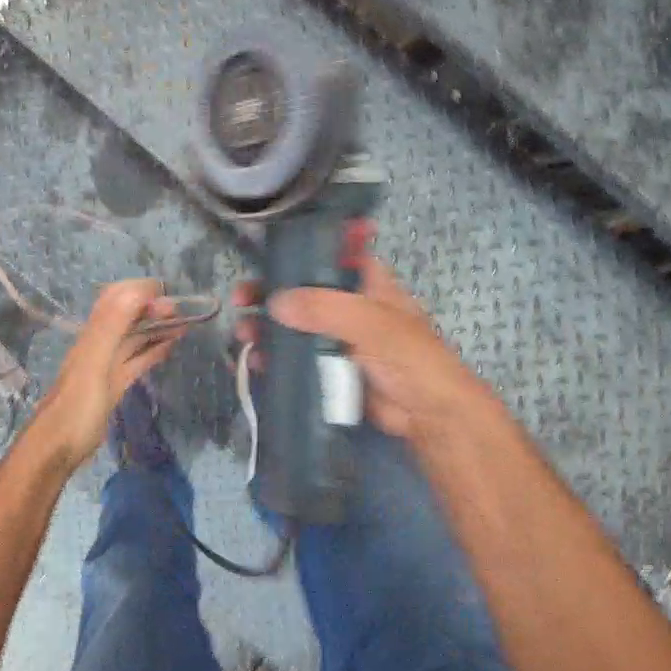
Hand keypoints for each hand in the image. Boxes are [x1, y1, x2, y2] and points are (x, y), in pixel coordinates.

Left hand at [31, 279, 185, 469]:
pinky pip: (136, 360)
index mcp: (93, 333)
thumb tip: (141, 289)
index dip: (142, 290)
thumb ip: (113, 324)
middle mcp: (100, 344)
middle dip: (153, 308)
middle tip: (183, 311)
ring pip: (134, 338)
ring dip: (157, 328)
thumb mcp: (96, 361)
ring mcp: (106, 365)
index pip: (117, 297)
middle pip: (128, 316)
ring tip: (185, 324)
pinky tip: (170, 347)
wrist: (58, 448)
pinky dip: (153, 351)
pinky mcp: (113, 385)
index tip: (171, 295)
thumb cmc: (77, 405)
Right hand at [232, 248, 505, 444]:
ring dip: (265, 327)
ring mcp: (336, 339)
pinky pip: (293, 357)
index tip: (266, 256)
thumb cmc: (409, 358)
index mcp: (367, 285)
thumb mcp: (371, 323)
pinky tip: (253, 360)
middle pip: (301, 291)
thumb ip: (324, 307)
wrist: (429, 417)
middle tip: (241, 298)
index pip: (330, 256)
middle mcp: (348, 307)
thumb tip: (274, 302)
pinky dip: (272, 357)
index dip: (299, 253)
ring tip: (242, 334)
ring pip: (292, 325)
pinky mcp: (327, 369)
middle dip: (269, 292)